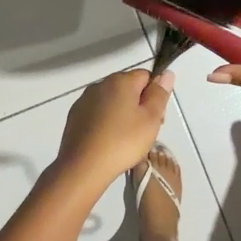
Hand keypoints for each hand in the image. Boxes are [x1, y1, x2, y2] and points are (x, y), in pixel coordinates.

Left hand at [56, 69, 174, 181]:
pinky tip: (108, 141)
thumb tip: (166, 74)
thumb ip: (159, 94)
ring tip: (125, 140)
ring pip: (112, 102)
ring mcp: (84, 100)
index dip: (155, 95)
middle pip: (128, 88)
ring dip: (122, 114)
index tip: (157, 118)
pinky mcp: (74, 116)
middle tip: (144, 132)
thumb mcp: (150, 119)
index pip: (146, 76)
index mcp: (120, 80)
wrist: (84, 166)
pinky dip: (106, 123)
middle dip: (139, 105)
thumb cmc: (123, 142)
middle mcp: (100, 84)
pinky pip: (97, 114)